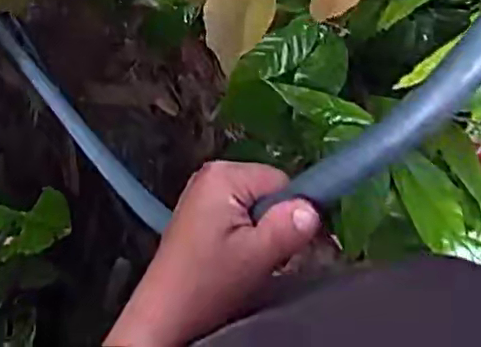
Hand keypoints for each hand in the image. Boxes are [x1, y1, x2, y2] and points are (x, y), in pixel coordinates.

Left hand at [106, 162, 322, 346]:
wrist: (168, 307)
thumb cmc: (208, 280)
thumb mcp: (256, 256)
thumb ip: (286, 228)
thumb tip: (312, 208)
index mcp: (223, 174)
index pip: (280, 180)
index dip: (293, 212)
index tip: (294, 244)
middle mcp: (211, 172)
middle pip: (267, 190)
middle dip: (276, 222)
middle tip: (267, 255)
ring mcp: (203, 190)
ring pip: (255, 204)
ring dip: (262, 231)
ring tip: (249, 259)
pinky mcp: (201, 209)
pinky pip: (238, 212)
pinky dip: (245, 234)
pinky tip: (236, 257)